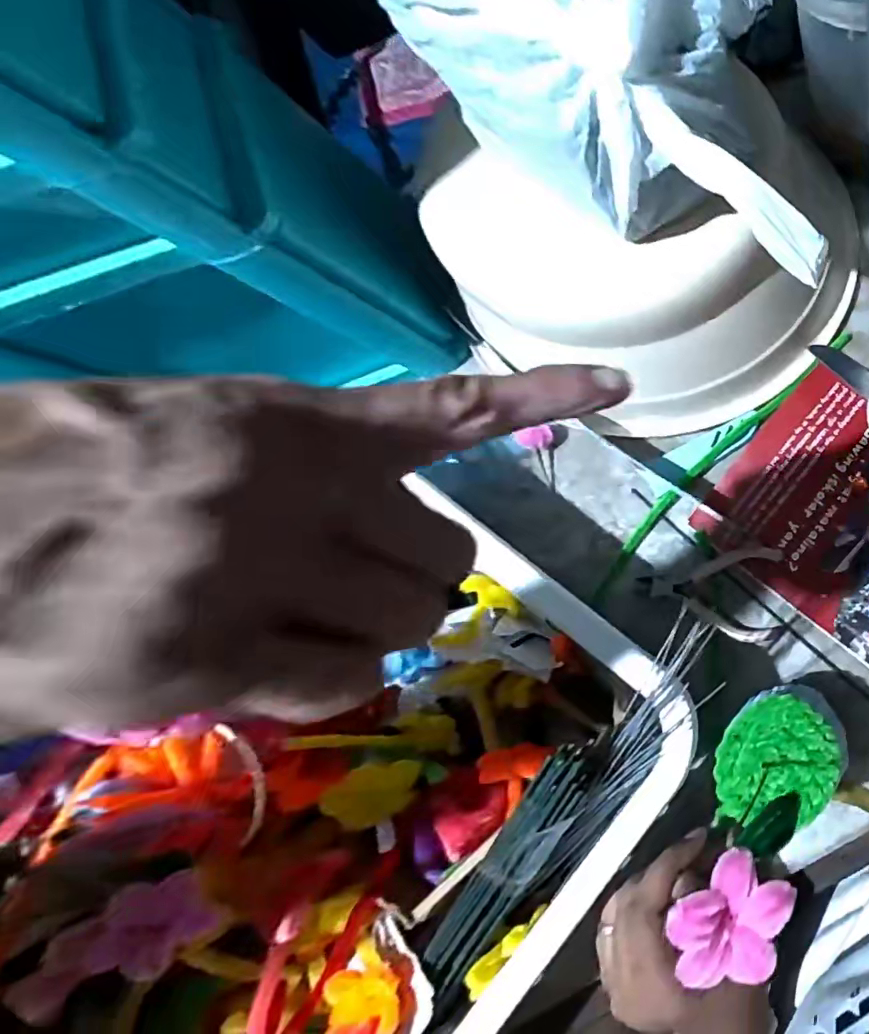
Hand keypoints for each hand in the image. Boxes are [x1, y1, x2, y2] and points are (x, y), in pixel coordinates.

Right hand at [0, 366, 630, 732]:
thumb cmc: (39, 480)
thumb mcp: (188, 432)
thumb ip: (312, 464)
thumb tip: (402, 514)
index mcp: (290, 424)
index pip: (454, 406)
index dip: (546, 395)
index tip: (618, 382)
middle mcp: (287, 490)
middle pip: (451, 553)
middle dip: (414, 574)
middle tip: (341, 578)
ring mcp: (246, 574)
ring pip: (412, 618)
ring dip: (374, 628)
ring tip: (285, 619)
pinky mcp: (194, 661)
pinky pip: (346, 679)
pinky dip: (326, 679)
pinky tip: (254, 666)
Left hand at [598, 830, 773, 1033]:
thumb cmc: (734, 1018)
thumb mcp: (743, 959)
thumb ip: (733, 907)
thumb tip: (730, 855)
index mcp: (645, 978)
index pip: (641, 903)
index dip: (669, 860)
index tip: (703, 837)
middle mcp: (619, 982)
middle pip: (623, 903)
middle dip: (661, 867)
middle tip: (700, 851)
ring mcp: (614, 987)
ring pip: (616, 915)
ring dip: (651, 884)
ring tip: (688, 870)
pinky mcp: (620, 988)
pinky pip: (618, 932)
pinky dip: (644, 906)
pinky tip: (675, 901)